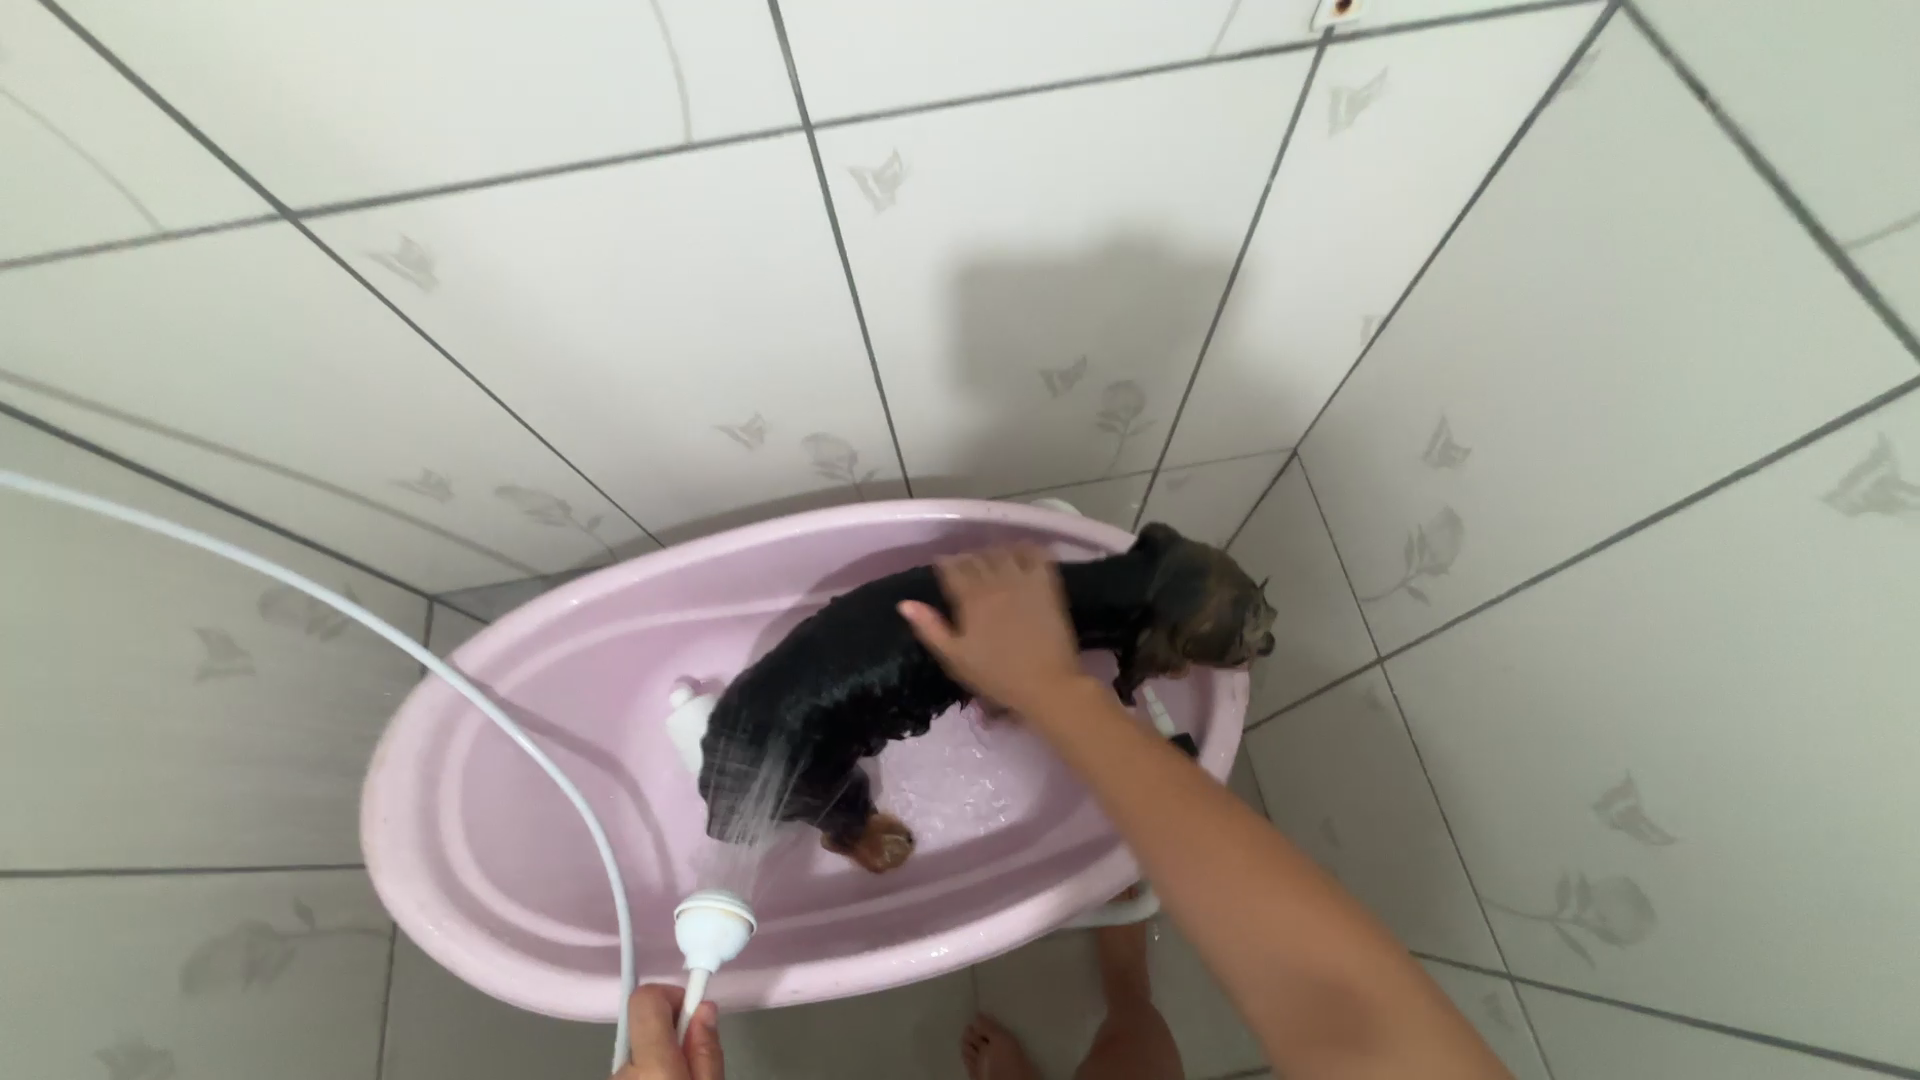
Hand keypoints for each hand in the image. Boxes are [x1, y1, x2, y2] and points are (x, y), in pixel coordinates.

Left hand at [612, 984, 723, 1079]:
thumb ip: (707, 1051)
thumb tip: (703, 1008)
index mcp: (650, 1064)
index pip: (645, 999)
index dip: (671, 995)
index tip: (691, 1015)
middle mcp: (621, 1070)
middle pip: (645, 1027)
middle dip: (670, 1034)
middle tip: (691, 1061)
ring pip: (638, 1051)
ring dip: (659, 1058)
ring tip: (677, 1079)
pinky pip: (630, 1070)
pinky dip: (647, 1074)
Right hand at [898, 544, 1093, 716]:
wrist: (1046, 683)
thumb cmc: (997, 676)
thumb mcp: (955, 658)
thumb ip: (929, 628)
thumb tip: (904, 604)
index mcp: (970, 599)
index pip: (951, 568)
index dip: (944, 564)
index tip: (941, 566)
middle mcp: (995, 582)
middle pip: (976, 557)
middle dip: (966, 558)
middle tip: (964, 566)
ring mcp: (1023, 581)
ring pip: (1003, 552)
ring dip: (992, 551)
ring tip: (989, 559)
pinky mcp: (1047, 585)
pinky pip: (1036, 555)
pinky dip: (1026, 549)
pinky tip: (1021, 552)